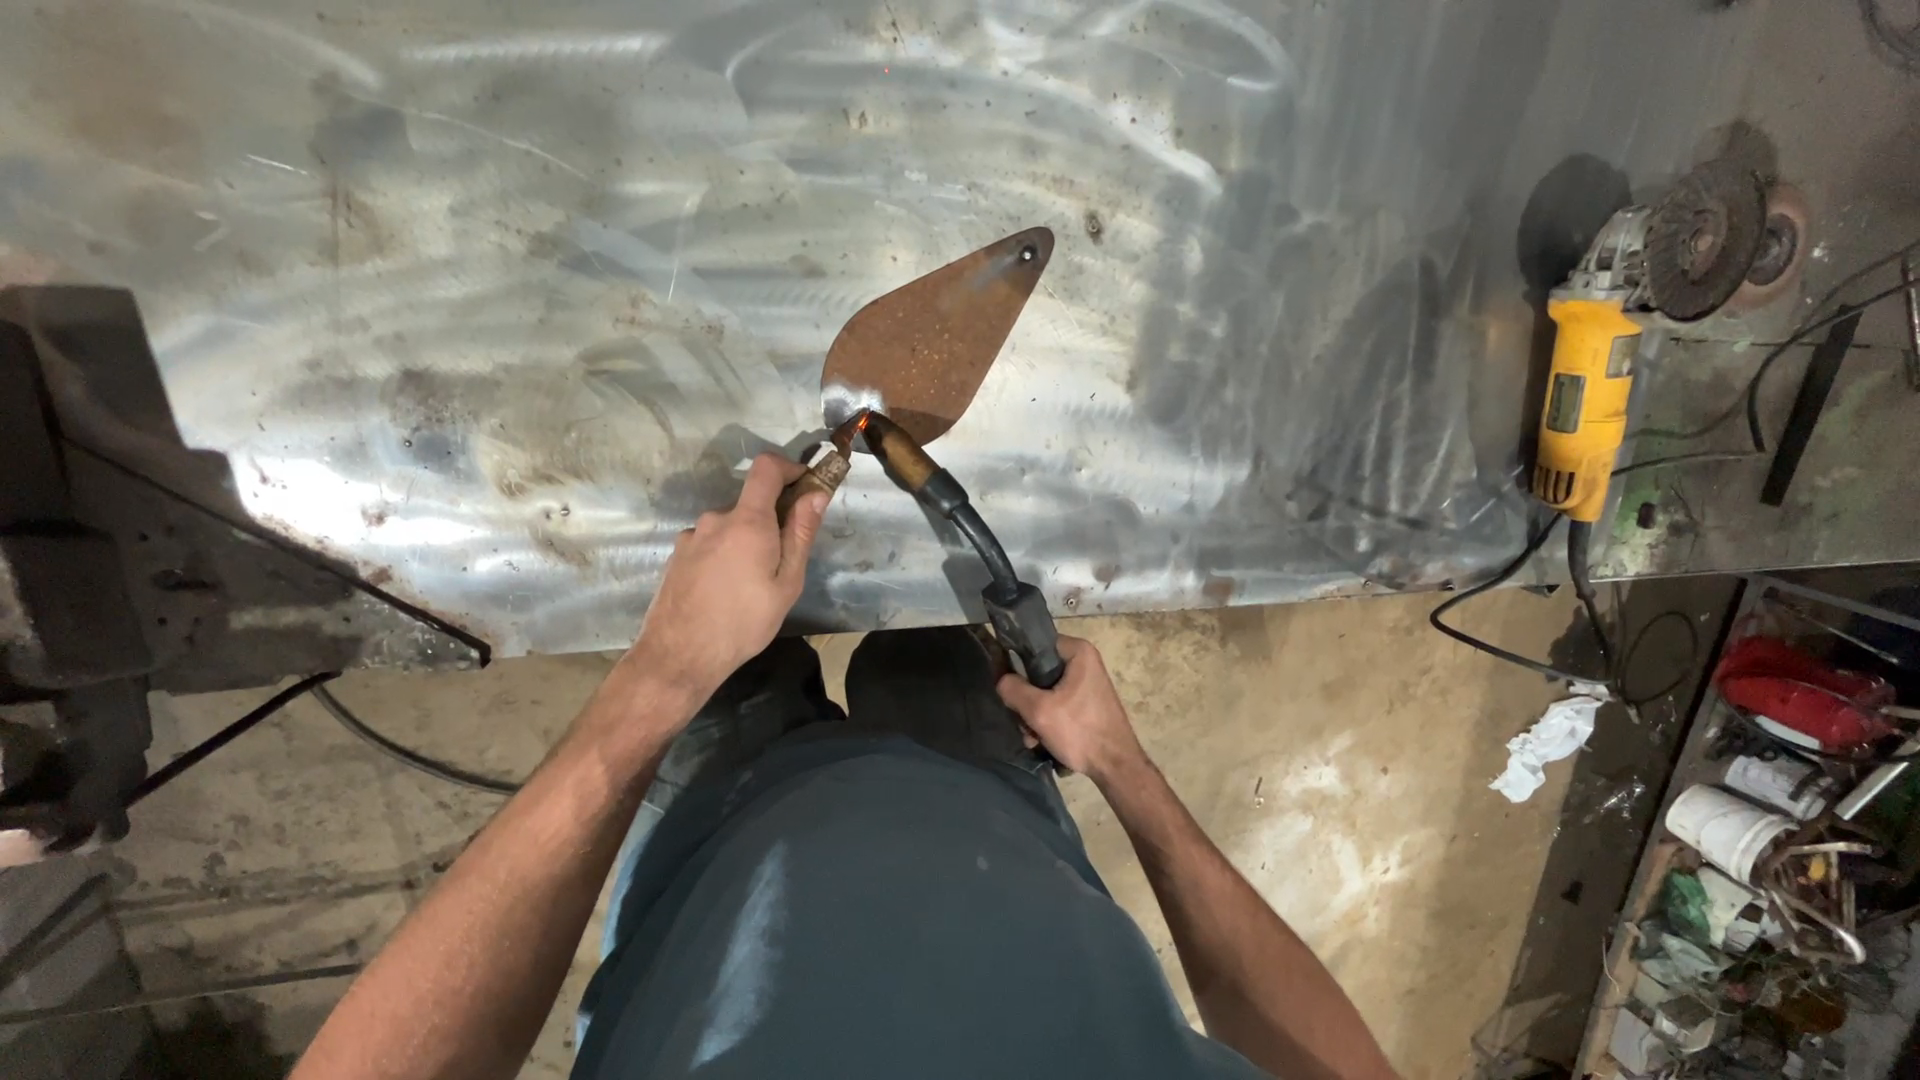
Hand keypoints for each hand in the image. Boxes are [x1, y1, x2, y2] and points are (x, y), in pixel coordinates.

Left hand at [625, 454, 828, 707]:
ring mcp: (691, 536)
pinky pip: (710, 544)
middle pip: (750, 504)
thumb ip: (800, 534)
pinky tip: (724, 592)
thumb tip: (816, 494)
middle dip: (770, 521)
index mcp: (747, 522)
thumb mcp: (786, 583)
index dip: (789, 468)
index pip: (766, 468)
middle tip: (781, 563)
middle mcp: (715, 519)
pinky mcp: (677, 555)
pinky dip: (724, 556)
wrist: (679, 655)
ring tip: (750, 586)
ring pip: (729, 527)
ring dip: (745, 543)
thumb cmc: (744, 622)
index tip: (805, 486)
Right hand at [995, 636, 1145, 782]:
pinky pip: (1057, 702)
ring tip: (1033, 736)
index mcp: (1078, 651)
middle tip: (1024, 720)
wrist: (1115, 767)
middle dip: (1026, 699)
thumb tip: (1002, 680)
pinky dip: (1047, 720)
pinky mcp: (1085, 702)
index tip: (1010, 686)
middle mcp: (1084, 661)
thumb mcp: (1039, 710)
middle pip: (1038, 671)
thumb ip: (1013, 690)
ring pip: (1045, 690)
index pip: (1035, 645)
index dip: (1017, 664)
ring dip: (1034, 714)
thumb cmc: (1080, 731)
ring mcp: (1086, 683)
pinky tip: (1042, 740)